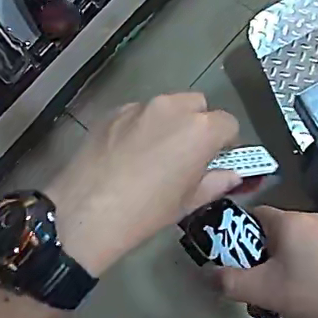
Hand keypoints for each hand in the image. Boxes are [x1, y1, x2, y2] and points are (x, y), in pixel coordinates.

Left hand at [42, 93, 242, 274]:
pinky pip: (138, 113)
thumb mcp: (188, 202)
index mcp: (201, 129)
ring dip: (169, 123)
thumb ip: (216, 183)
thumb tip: (231, 175)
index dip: (226, 142)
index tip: (216, 160)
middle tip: (187, 155)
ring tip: (154, 154)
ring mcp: (140, 106)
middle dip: (198, 125)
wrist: (87, 211)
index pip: (228, 123)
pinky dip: (141, 126)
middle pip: (198, 105)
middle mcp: (173, 107)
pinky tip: (127, 153)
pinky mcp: (113, 111)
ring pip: (166, 106)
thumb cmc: (147, 211)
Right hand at [212, 207, 317, 317]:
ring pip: (296, 253)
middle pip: (273, 237)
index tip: (232, 266)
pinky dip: (307, 280)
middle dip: (260, 266)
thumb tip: (207, 275)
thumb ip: (229, 282)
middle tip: (256, 296)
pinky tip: (313, 308)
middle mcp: (313, 220)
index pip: (251, 216)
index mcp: (289, 219)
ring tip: (284, 308)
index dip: (235, 239)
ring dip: (283, 277)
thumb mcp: (264, 292)